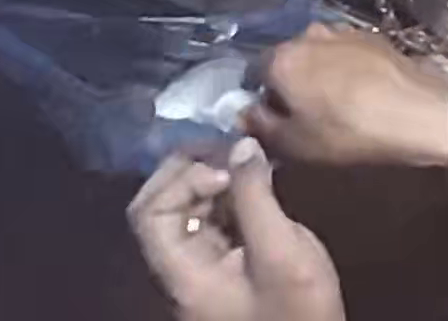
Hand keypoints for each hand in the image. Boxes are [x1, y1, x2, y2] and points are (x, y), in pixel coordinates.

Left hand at [128, 140, 343, 320]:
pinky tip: (261, 176)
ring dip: (214, 175)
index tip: (229, 168)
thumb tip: (242, 143)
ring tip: (252, 156)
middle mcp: (185, 269)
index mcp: (185, 274)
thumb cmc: (296, 309)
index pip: (151, 214)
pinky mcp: (231, 262)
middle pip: (162, 208)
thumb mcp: (281, 250)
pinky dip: (232, 190)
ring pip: (188, 210)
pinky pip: (216, 217)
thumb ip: (256, 196)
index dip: (183, 178)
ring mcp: (207, 267)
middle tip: (236, 148)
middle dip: (194, 168)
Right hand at [247, 24, 447, 166]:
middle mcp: (310, 34)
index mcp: (283, 56)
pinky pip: (344, 51)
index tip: (270, 118)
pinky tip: (356, 89)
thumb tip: (246, 111)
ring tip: (331, 102)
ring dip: (317, 72)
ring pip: (317, 52)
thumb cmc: (346, 130)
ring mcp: (344, 30)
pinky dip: (343, 66)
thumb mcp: (293, 142)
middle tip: (300, 112)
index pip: (255, 72)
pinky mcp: (372, 35)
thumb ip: (260, 124)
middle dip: (289, 81)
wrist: (414, 108)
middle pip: (288, 58)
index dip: (260, 96)